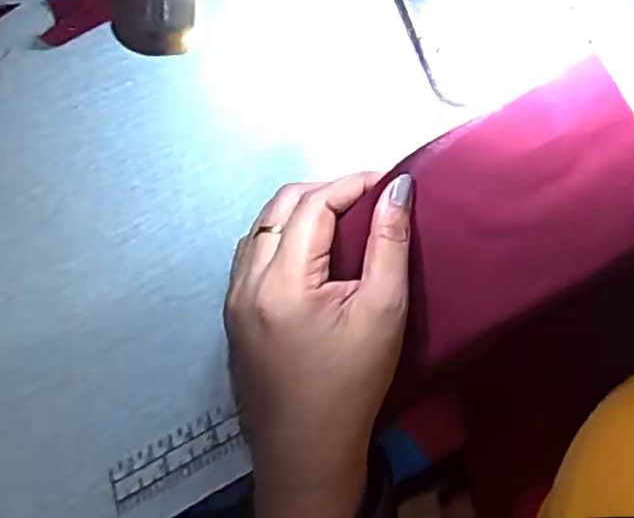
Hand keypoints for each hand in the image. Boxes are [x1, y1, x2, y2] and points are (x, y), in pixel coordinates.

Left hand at [225, 172, 413, 517]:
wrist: (308, 451)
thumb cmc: (353, 378)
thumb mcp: (385, 306)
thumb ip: (390, 240)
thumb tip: (400, 186)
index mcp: (282, 283)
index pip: (313, 204)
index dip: (356, 182)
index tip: (394, 184)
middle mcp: (246, 286)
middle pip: (280, 206)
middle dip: (331, 189)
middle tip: (375, 198)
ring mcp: (234, 302)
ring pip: (263, 227)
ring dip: (307, 209)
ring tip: (352, 218)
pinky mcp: (236, 316)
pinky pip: (256, 251)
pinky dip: (289, 233)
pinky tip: (322, 249)